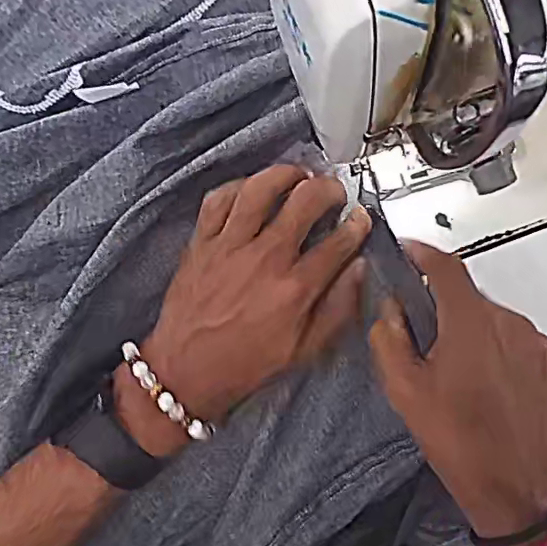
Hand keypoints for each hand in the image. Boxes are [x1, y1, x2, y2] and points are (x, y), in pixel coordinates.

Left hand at [114, 165, 370, 456]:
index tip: (360, 219)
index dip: (356, 224)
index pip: (338, 241)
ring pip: (262, 188)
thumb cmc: (243, 364)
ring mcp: (230, 246)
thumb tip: (357, 271)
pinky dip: (239, 186)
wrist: (186, 371)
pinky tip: (251, 189)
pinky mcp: (202, 243)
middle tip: (333, 192)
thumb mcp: (303, 350)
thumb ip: (337, 309)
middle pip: (306, 201)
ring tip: (298, 176)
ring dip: (286, 174)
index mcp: (294, 289)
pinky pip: (219, 199)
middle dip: (329, 189)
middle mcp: (264, 259)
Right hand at [368, 241, 546, 537]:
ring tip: (446, 365)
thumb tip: (389, 313)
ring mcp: (530, 342)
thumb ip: (388, 339)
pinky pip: (506, 334)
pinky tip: (472, 377)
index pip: (445, 267)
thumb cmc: (466, 446)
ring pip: (486, 314)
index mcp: (471, 324)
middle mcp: (507, 325)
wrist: (517, 487)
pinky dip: (485, 342)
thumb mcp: (404, 391)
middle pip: (465, 292)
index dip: (422, 252)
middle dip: (437, 300)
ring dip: (462, 324)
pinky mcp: (542, 360)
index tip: (409, 249)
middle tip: (415, 326)